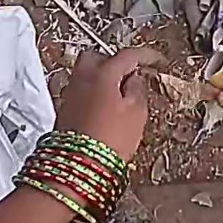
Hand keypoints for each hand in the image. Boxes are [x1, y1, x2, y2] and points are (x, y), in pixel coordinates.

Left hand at [57, 48, 164, 162]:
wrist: (79, 166)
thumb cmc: (111, 139)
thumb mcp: (137, 112)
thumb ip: (138, 88)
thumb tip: (135, 78)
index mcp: (103, 73)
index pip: (127, 55)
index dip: (146, 56)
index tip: (157, 60)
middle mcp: (82, 78)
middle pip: (98, 57)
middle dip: (115, 62)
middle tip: (133, 74)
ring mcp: (70, 94)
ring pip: (88, 75)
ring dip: (105, 79)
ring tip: (122, 94)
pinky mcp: (64, 111)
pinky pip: (83, 92)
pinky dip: (96, 93)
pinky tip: (108, 108)